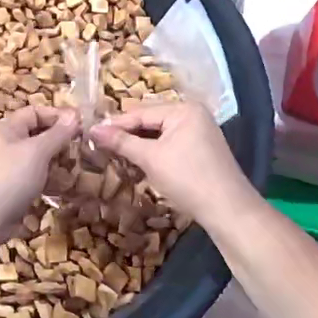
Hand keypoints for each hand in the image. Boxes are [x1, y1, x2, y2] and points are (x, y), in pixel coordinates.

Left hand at [0, 105, 79, 241]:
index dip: (58, 116)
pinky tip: (63, 187)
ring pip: (37, 158)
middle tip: (82, 149)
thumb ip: (58, 133)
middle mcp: (4, 144)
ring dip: (57, 161)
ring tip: (76, 169)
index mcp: (6, 128)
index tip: (83, 125)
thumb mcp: (37, 151)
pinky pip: (33, 177)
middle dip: (60, 140)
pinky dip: (48, 179)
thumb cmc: (10, 178)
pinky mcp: (10, 189)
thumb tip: (75, 114)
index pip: (35, 112)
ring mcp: (6, 168)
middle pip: (36, 134)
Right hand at [89, 103, 251, 226]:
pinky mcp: (201, 149)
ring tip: (115, 153)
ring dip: (139, 144)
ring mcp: (200, 131)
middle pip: (151, 120)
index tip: (90, 133)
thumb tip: (93, 129)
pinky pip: (171, 143)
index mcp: (183, 109)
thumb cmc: (187, 178)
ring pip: (160, 133)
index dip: (115, 124)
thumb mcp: (150, 158)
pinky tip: (139, 161)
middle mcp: (193, 114)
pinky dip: (154, 151)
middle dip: (127, 134)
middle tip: (100, 144)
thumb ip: (122, 142)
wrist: (227, 209)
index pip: (141, 112)